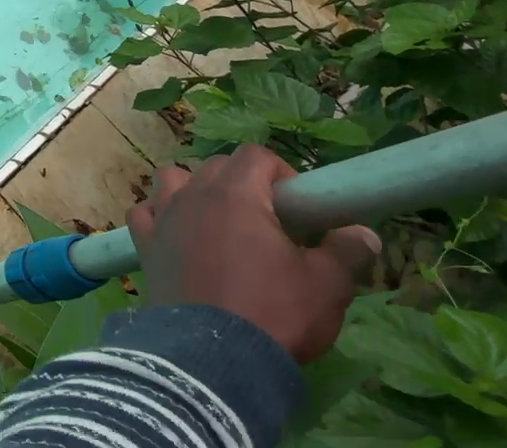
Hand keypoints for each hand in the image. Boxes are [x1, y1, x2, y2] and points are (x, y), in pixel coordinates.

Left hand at [127, 143, 380, 363]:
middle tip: (272, 219)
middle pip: (214, 166)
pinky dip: (159, 214)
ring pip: (171, 180)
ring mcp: (161, 217)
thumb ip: (345, 251)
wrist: (214, 351)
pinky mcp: (143, 242)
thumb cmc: (274, 310)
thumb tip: (363, 232)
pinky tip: (178, 232)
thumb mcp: (326, 284)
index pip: (253, 155)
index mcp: (234, 195)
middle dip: (244, 181)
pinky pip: (145, 211)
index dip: (280, 171)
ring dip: (194, 189)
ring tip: (222, 220)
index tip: (301, 203)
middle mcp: (190, 196)